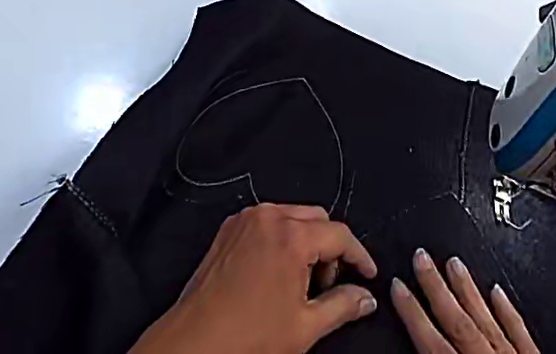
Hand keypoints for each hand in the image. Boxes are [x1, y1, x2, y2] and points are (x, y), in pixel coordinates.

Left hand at [129, 203, 377, 353]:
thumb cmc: (245, 341)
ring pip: (294, 217)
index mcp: (292, 235)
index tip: (368, 274)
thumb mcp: (303, 329)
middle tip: (327, 285)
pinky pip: (269, 221)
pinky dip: (281, 239)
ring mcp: (248, 218)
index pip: (340, 235)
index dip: (359, 256)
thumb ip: (342, 307)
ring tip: (300, 283)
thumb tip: (367, 298)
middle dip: (330, 248)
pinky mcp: (229, 227)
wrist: (187, 350)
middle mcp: (271, 216)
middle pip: (318, 219)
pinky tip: (276, 273)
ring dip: (306, 242)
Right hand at [391, 249, 538, 353]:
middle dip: (435, 287)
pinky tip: (497, 290)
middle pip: (456, 319)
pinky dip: (507, 309)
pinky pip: (520, 330)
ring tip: (453, 262)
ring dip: (467, 289)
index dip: (412, 313)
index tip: (398, 287)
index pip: (432, 342)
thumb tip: (414, 350)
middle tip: (421, 257)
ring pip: (486, 317)